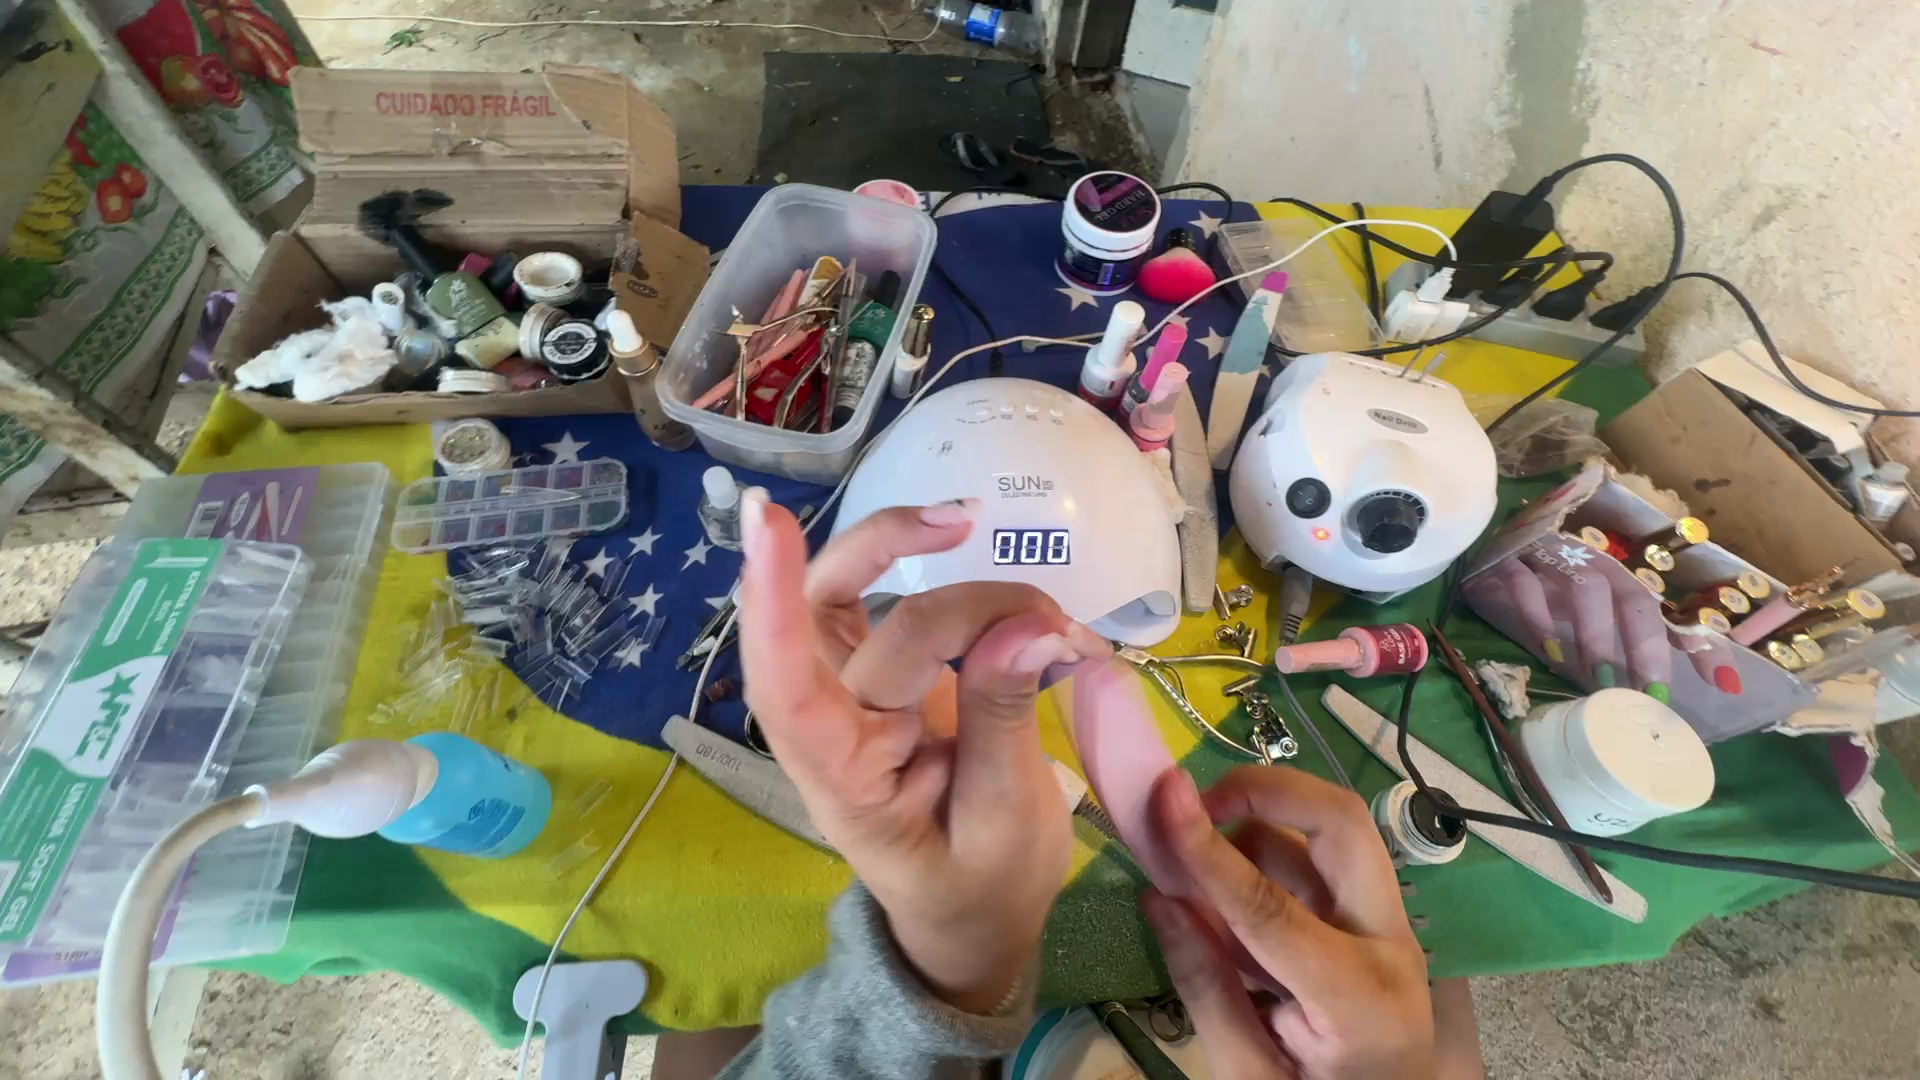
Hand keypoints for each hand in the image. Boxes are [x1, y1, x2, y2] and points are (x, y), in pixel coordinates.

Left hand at [737, 492, 1111, 1013]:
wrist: (970, 910)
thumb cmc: (981, 887)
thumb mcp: (1005, 821)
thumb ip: (1003, 719)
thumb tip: (1030, 627)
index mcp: (844, 777)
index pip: (787, 689)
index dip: (772, 604)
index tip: (767, 519)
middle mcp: (831, 722)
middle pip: (835, 615)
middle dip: (930, 583)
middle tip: (1027, 592)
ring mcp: (849, 688)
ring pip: (837, 588)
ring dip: (892, 540)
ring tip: (968, 521)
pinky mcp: (879, 668)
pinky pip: (873, 595)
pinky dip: (907, 556)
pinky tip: (957, 540)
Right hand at [1142, 767, 1434, 1078]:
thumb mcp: (1249, 1077)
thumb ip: (1203, 986)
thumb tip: (1155, 897)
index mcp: (1361, 1003)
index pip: (1270, 908)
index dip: (1208, 850)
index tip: (1164, 796)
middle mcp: (1388, 943)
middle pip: (1340, 822)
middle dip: (1264, 790)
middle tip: (1198, 799)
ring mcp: (1385, 922)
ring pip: (1321, 829)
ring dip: (1252, 824)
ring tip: (1193, 857)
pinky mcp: (1368, 913)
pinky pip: (1309, 852)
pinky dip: (1256, 847)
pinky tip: (1221, 886)